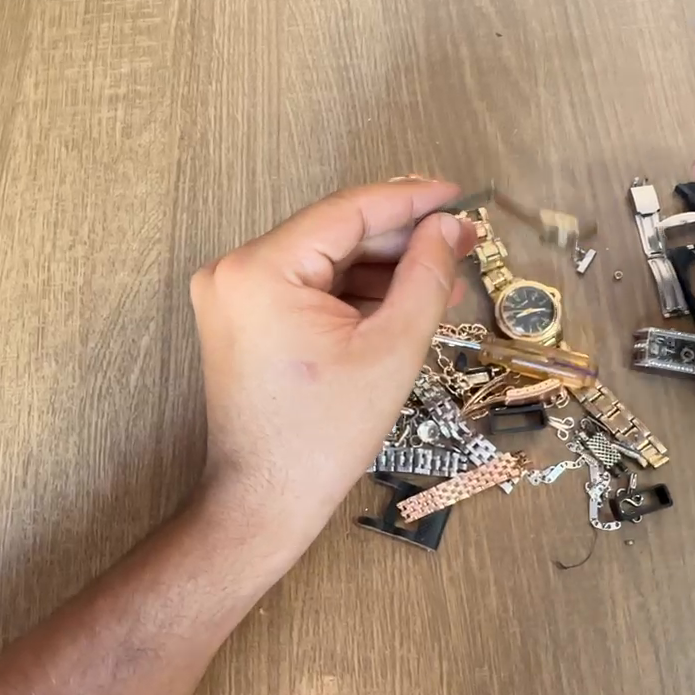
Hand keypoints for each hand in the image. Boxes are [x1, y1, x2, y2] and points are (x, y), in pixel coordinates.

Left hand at [189, 179, 472, 552]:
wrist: (266, 500)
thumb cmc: (324, 435)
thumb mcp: (392, 348)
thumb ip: (425, 276)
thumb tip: (449, 228)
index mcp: (260, 269)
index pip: (347, 211)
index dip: (410, 200)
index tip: (457, 195)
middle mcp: (234, 271)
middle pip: (334, 235)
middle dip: (401, 240)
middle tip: (461, 242)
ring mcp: (232, 296)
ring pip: (323, 263)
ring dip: (381, 271)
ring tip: (442, 279)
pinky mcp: (242, 320)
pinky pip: (306, 291)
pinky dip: (351, 296)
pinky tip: (400, 303)